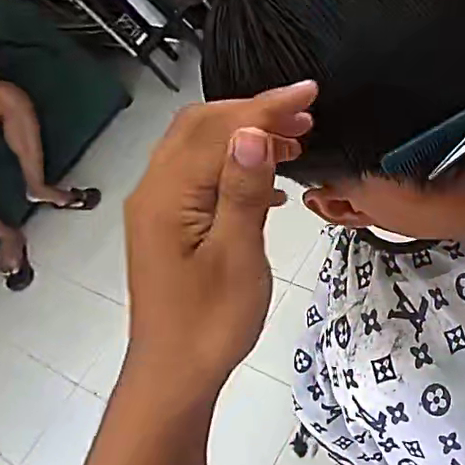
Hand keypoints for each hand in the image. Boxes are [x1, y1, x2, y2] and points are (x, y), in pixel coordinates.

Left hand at [122, 81, 316, 395]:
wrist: (176, 371)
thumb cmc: (212, 320)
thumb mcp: (238, 255)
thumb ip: (243, 191)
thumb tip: (253, 134)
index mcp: (168, 196)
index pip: (217, 130)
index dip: (265, 106)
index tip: (309, 92)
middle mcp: (155, 191)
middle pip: (200, 129)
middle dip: (254, 113)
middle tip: (307, 113)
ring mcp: (161, 209)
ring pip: (201, 151)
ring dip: (247, 137)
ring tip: (296, 140)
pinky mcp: (172, 226)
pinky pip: (204, 177)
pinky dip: (239, 166)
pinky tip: (272, 182)